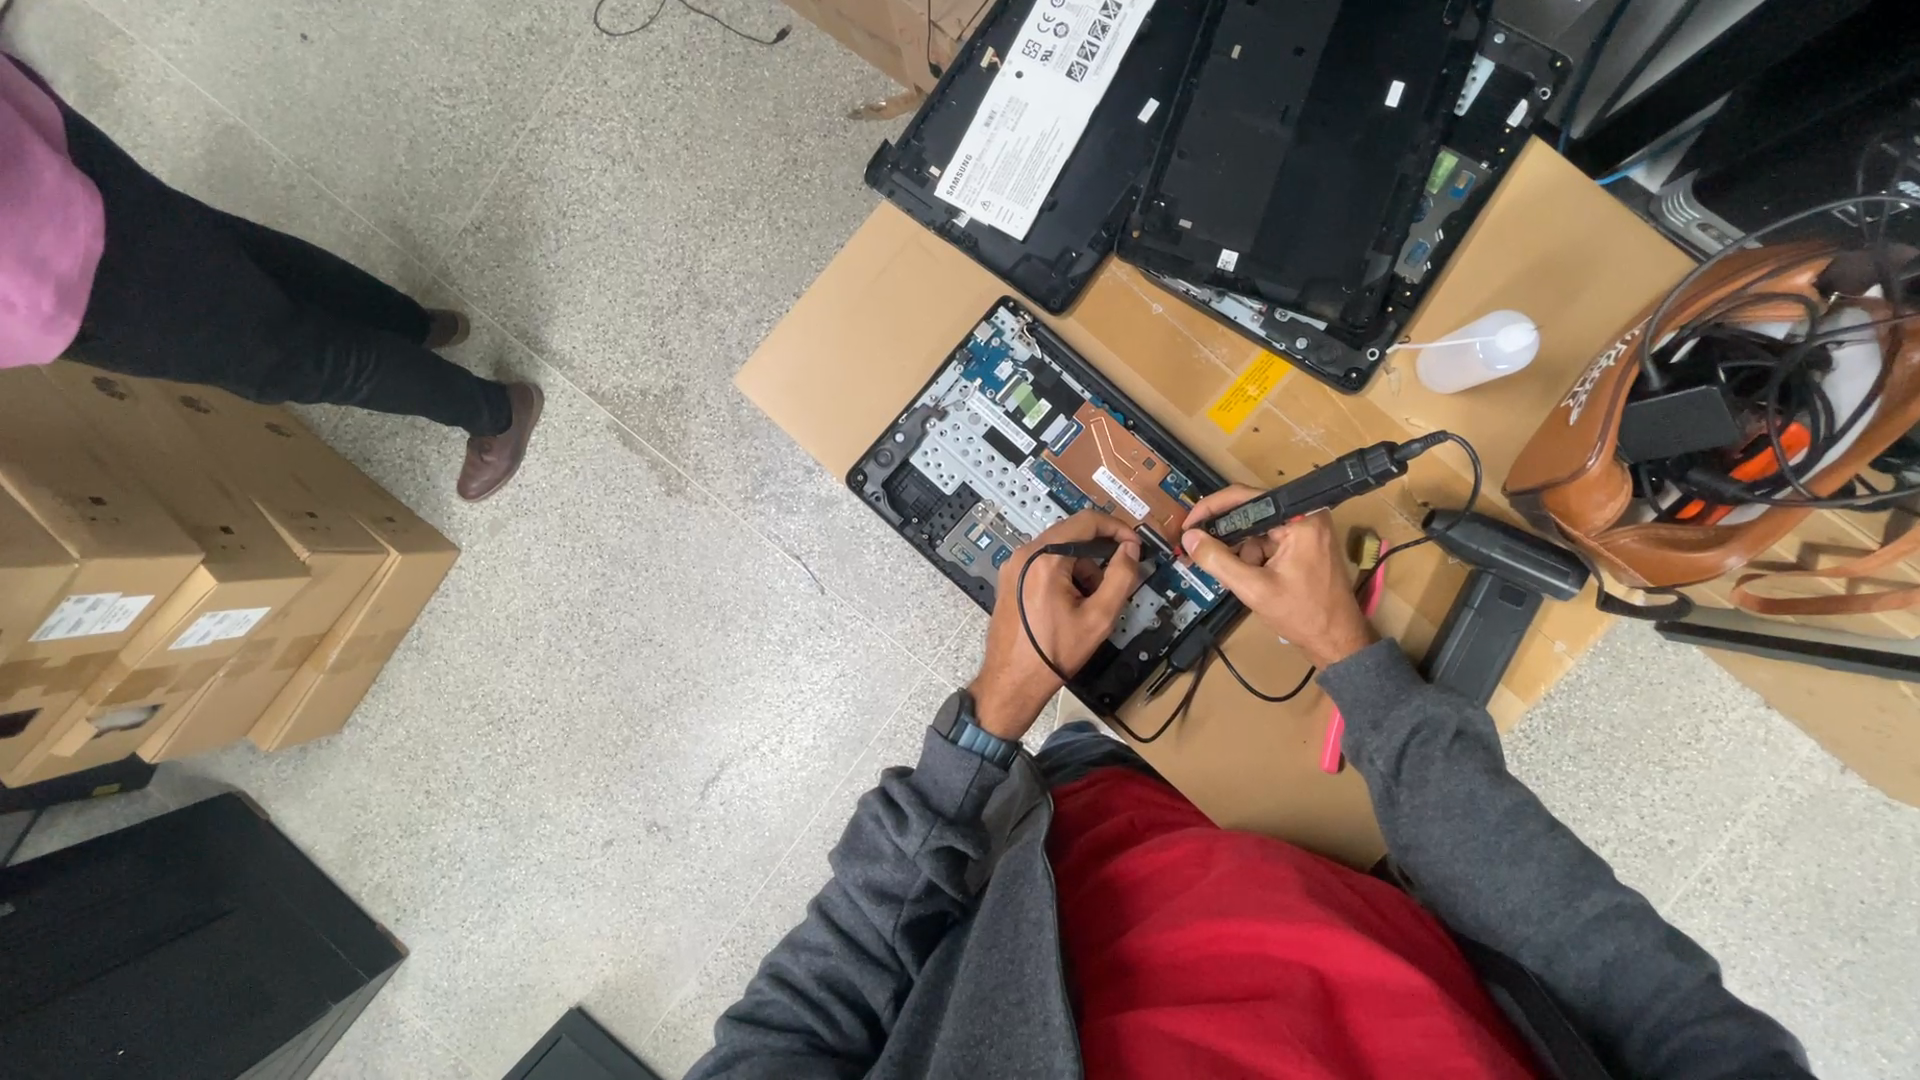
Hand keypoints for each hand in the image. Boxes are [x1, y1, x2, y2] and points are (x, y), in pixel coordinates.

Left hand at [970, 511, 1143, 738]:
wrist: (1012, 682)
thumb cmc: (1054, 653)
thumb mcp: (1099, 617)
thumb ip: (1121, 576)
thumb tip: (1131, 549)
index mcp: (1044, 558)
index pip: (1087, 521)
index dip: (1117, 528)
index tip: (1134, 545)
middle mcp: (1023, 554)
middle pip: (1072, 534)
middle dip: (1099, 554)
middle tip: (1114, 581)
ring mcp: (1012, 566)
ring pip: (1058, 550)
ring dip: (1081, 568)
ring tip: (1089, 603)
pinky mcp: (1009, 579)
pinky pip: (1042, 563)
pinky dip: (1063, 574)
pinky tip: (1069, 604)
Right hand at [1180, 486, 1377, 668]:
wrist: (1336, 640)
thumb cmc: (1304, 615)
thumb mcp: (1253, 588)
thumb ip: (1218, 560)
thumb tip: (1189, 538)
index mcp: (1300, 519)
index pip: (1246, 498)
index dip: (1212, 509)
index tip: (1189, 526)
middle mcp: (1305, 516)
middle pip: (1249, 514)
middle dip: (1226, 537)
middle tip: (1201, 553)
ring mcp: (1305, 530)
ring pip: (1255, 530)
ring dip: (1240, 552)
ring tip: (1242, 579)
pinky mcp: (1303, 544)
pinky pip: (1266, 541)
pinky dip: (1252, 557)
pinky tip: (1252, 578)